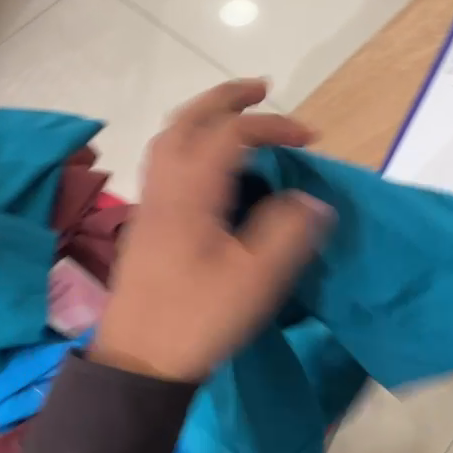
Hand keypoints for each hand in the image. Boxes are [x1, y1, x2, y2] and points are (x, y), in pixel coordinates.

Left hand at [92, 80, 333, 383]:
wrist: (139, 364)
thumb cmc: (200, 317)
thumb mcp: (258, 278)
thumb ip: (290, 231)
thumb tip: (313, 200)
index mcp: (191, 194)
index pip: (230, 135)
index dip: (272, 126)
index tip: (310, 139)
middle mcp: (165, 188)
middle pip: (187, 121)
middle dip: (226, 98)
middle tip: (263, 88)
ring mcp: (151, 205)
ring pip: (170, 139)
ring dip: (204, 116)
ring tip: (238, 114)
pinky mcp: (149, 223)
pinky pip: (166, 161)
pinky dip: (192, 142)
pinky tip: (212, 162)